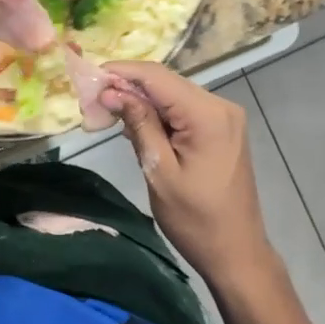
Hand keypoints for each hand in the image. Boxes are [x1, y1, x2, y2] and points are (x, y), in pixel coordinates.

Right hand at [102, 62, 277, 285]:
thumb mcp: (159, 172)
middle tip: (90, 99)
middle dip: (127, 86)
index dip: (120, 72)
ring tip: (104, 110)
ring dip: (140, 100)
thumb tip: (111, 91)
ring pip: (173, 95)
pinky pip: (183, 110)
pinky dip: (158, 113)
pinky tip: (134, 123)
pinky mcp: (221, 129)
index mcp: (208, 114)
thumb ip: (139, 126)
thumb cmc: (196, 219)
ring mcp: (224, 117)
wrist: (236, 251)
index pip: (157, 77)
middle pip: (165, 82)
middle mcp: (221, 106)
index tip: (87, 77)